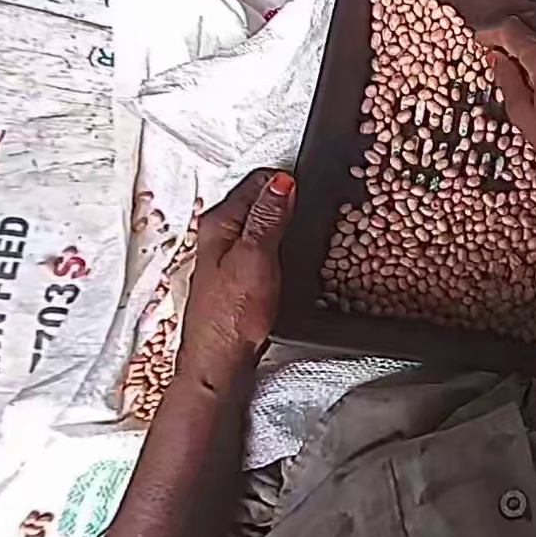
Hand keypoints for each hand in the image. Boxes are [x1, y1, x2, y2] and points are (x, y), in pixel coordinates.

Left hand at [176, 168, 295, 388]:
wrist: (221, 356)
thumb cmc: (234, 312)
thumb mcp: (256, 257)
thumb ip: (269, 218)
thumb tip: (282, 183)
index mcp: (220, 223)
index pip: (257, 184)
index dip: (286, 180)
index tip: (312, 183)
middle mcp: (220, 234)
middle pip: (258, 200)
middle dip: (285, 194)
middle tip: (315, 194)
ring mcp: (228, 253)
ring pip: (261, 221)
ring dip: (283, 215)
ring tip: (308, 214)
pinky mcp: (239, 271)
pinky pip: (263, 241)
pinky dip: (280, 235)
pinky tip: (293, 244)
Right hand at [477, 17, 535, 189]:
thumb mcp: (522, 114)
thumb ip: (506, 80)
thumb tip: (497, 60)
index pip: (511, 31)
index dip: (491, 34)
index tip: (481, 40)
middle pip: (528, 33)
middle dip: (508, 44)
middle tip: (494, 60)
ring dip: (526, 53)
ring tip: (514, 75)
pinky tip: (535, 80)